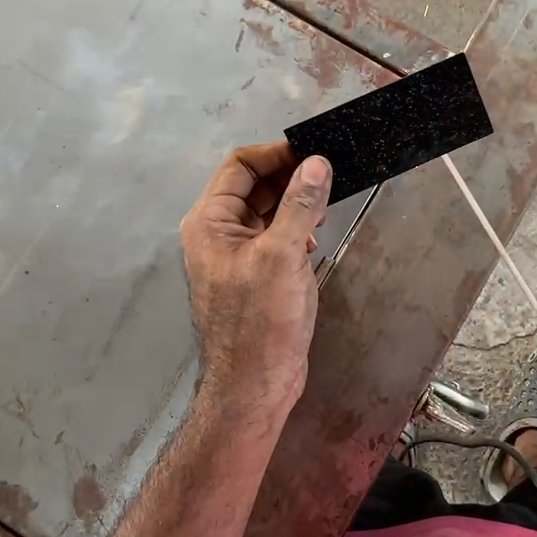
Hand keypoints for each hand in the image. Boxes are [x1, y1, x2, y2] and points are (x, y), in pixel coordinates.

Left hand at [179, 141, 331, 414]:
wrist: (255, 385)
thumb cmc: (261, 319)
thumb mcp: (282, 255)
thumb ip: (300, 205)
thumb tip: (316, 163)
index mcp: (209, 222)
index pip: (239, 166)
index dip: (275, 154)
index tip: (313, 152)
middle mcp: (217, 233)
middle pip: (252, 187)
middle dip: (289, 179)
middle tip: (327, 178)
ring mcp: (235, 255)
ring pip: (265, 212)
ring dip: (294, 205)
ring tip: (323, 208)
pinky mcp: (254, 275)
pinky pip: (273, 237)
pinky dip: (294, 230)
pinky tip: (313, 240)